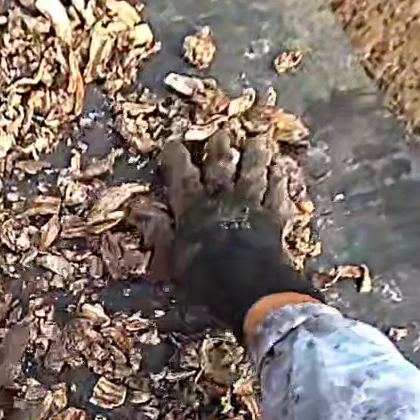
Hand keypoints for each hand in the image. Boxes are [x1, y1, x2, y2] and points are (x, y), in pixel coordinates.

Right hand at [140, 132, 320, 333]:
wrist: (251, 287)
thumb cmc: (204, 278)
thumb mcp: (170, 260)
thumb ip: (158, 232)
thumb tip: (138, 209)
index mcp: (194, 209)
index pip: (182, 178)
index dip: (176, 160)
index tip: (172, 143)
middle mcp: (223, 200)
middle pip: (221, 167)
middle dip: (219, 148)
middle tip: (220, 132)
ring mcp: (253, 206)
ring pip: (254, 173)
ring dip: (255, 155)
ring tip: (258, 137)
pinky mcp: (275, 217)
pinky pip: (278, 192)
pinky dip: (280, 178)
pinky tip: (282, 167)